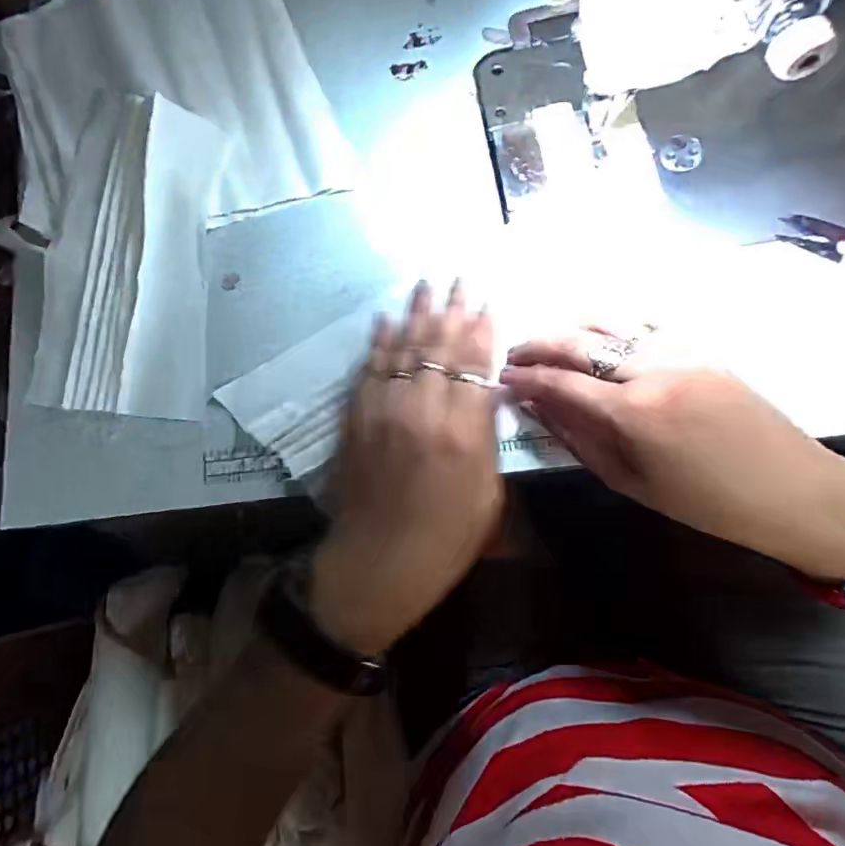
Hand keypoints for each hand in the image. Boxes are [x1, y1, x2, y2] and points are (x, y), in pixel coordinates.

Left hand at [310, 282, 502, 654]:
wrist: (378, 566)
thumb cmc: (447, 540)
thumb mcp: (487, 494)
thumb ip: (486, 438)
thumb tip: (487, 394)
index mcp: (462, 432)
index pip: (473, 364)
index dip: (480, 331)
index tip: (486, 303)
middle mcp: (422, 411)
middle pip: (438, 347)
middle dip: (450, 311)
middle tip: (457, 279)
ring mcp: (383, 412)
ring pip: (402, 351)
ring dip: (414, 315)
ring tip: (423, 285)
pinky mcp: (356, 421)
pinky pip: (368, 372)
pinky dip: (377, 344)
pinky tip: (384, 322)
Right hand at [500, 328, 844, 579]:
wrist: (790, 488)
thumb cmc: (708, 503)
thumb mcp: (634, 482)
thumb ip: (582, 441)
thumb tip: (541, 410)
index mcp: (634, 412)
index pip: (562, 383)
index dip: (527, 379)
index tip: (503, 379)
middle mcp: (653, 369)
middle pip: (580, 342)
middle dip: (540, 345)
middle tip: (514, 354)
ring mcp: (681, 350)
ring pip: (612, 322)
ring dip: (573, 327)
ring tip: (550, 340)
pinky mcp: (702, 346)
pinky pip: (646, 324)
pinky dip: (614, 326)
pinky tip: (600, 336)